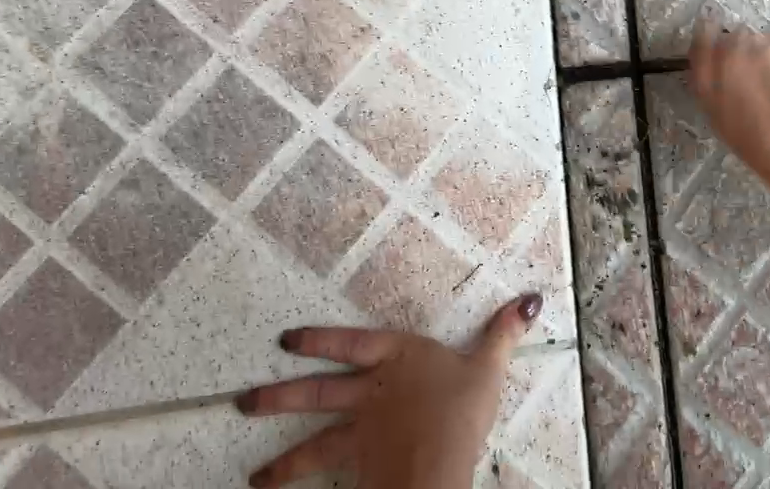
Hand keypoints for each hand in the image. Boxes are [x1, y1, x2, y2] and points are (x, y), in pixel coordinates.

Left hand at [236, 293, 542, 487]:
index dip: (318, 340)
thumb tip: (529, 299)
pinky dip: (313, 487)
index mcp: (396, 358)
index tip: (286, 340)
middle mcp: (369, 393)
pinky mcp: (361, 469)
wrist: (438, 466)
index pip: (349, 344)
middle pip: (315, 393)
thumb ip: (502, 333)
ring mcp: (361, 434)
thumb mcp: (487, 366)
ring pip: (313, 443)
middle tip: (241, 402)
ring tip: (256, 477)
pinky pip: (331, 479)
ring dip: (284, 460)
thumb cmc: (460, 410)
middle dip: (278, 397)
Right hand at [686, 27, 769, 196]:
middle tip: (761, 80)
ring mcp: (768, 43)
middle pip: (737, 38)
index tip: (721, 53)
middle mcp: (735, 49)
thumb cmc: (761, 147)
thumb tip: (712, 61)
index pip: (702, 39)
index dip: (712, 44)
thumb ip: (709, 84)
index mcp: (711, 71)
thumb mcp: (720, 120)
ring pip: (767, 41)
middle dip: (745, 54)